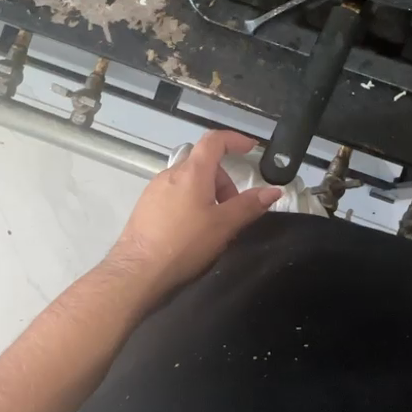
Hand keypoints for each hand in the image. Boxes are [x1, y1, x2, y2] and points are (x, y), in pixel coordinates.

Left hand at [102, 130, 283, 300]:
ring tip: (212, 226)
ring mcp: (154, 190)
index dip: (235, 140)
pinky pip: (174, 195)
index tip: (251, 148)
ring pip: (189, 182)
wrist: (138, 272)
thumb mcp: (224, 225)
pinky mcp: (145, 206)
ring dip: (207, 195)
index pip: (214, 141)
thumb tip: (273, 191)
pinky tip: (191, 232)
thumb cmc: (184, 244)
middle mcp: (170, 174)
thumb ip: (249, 205)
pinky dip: (190, 204)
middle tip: (232, 212)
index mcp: (192, 172)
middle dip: (223, 183)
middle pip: (203, 165)